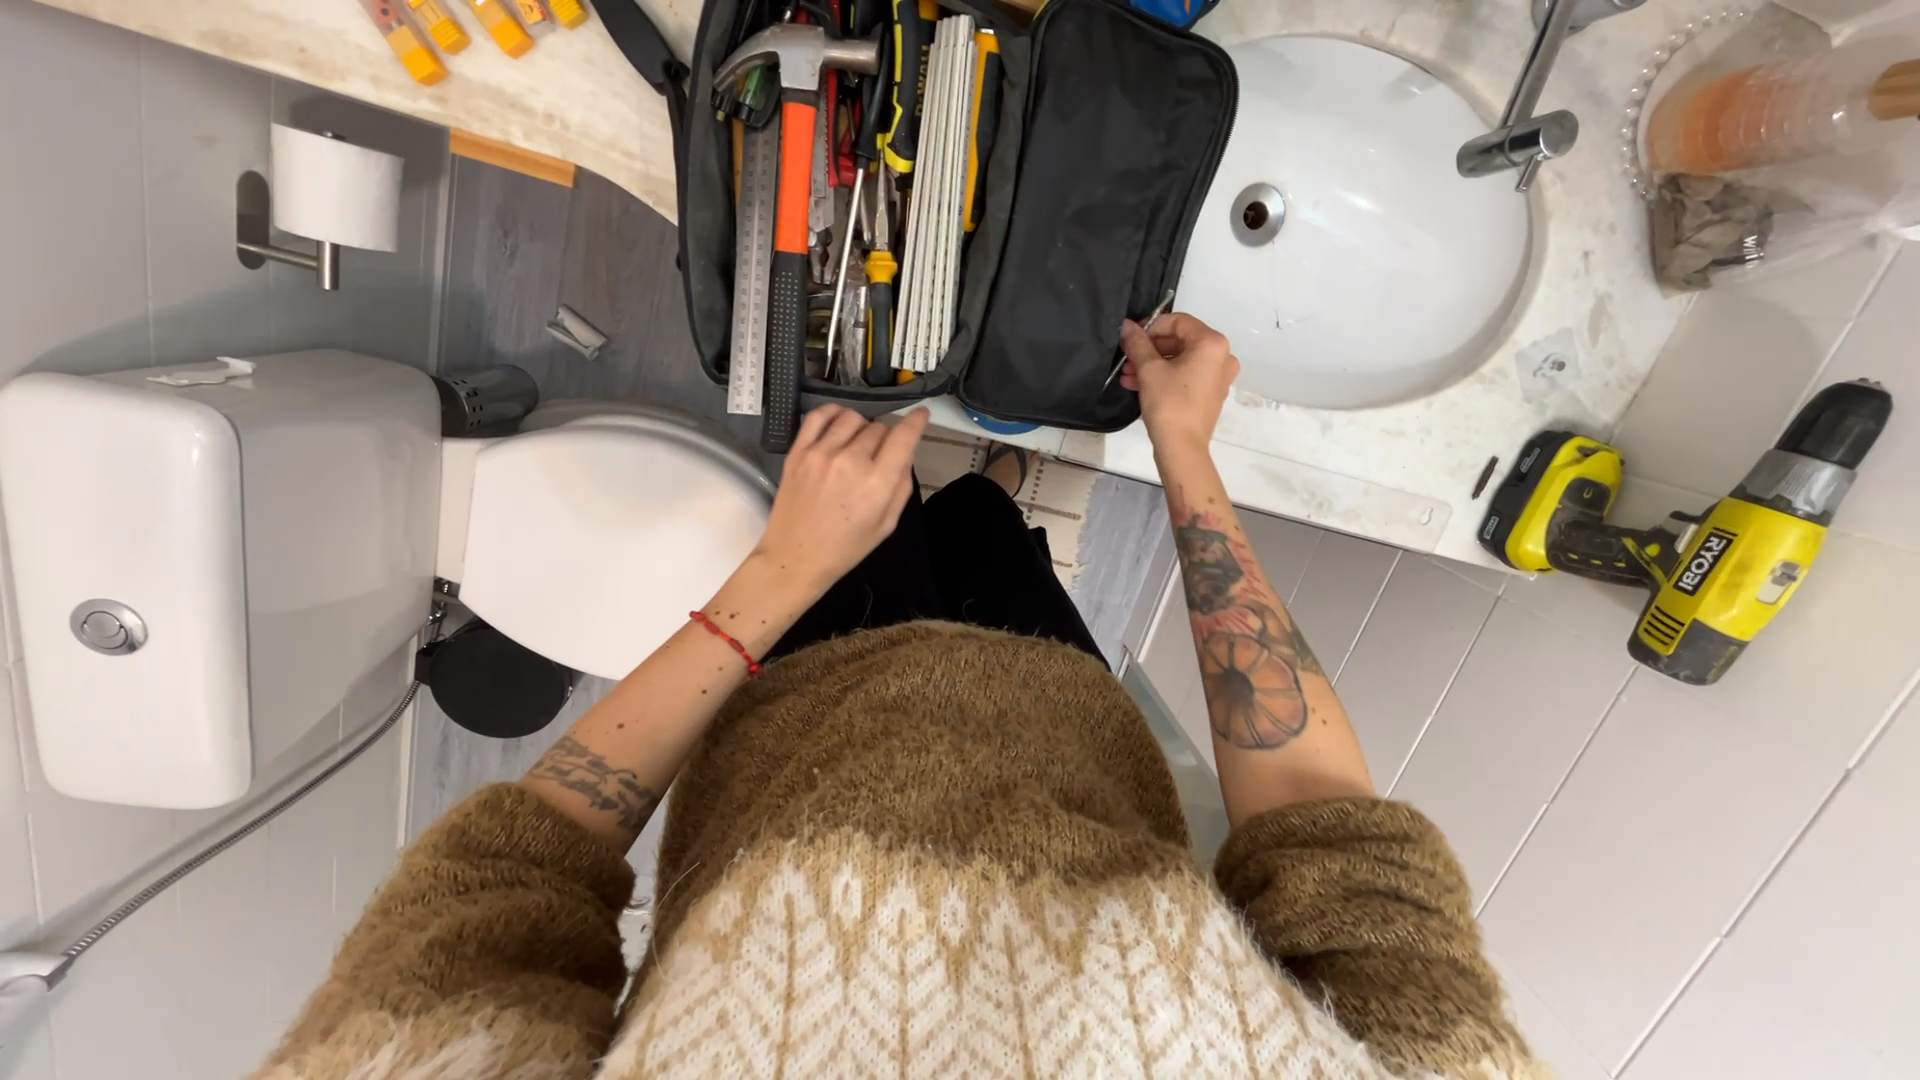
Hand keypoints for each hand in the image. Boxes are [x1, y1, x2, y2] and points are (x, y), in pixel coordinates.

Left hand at [754, 405, 929, 594]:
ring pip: (852, 418)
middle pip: (879, 428)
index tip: (921, 415)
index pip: (903, 437)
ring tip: (857, 444)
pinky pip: (819, 416)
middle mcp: (851, 461)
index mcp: (877, 483)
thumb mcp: (887, 524)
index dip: (916, 422)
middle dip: (885, 439)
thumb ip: (901, 486)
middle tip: (878, 458)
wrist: (795, 557)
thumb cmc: (845, 548)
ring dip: (861, 427)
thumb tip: (906, 455)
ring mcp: (822, 453)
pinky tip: (838, 423)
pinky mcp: (798, 452)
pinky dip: (834, 413)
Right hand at [1119, 312, 1238, 461]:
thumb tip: (1126, 325)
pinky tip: (1138, 385)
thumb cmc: (1169, 403)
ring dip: (1152, 365)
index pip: (1178, 321)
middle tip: (1126, 359)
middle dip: (1149, 349)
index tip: (1131, 338)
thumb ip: (1137, 343)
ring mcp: (1218, 376)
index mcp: (1212, 343)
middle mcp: (1222, 356)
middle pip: (1179, 341)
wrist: (1182, 447)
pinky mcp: (1210, 394)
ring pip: (1180, 360)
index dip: (1151, 327)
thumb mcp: (1149, 370)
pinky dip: (1164, 377)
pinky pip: (1185, 376)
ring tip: (1127, 375)